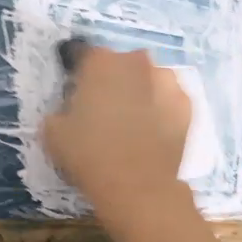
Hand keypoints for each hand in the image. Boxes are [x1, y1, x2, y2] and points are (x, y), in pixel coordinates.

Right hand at [42, 46, 192, 214]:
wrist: (137, 186)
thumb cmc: (90, 155)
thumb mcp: (53, 132)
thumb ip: (60, 110)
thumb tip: (70, 109)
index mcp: (101, 62)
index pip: (83, 55)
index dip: (77, 72)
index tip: (75, 88)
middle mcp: (137, 62)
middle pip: (121, 66)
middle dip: (113, 81)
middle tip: (105, 110)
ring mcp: (167, 81)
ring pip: (149, 81)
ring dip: (141, 92)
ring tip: (133, 122)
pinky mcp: (187, 105)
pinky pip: (168, 101)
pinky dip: (161, 110)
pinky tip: (153, 131)